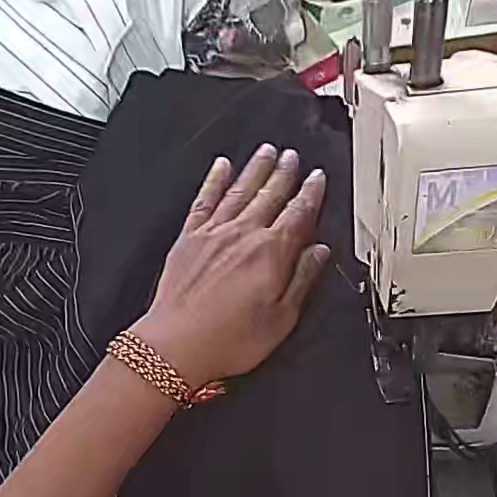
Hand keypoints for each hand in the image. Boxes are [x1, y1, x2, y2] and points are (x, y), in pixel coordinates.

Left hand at [131, 145, 328, 386]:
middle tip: (294, 156)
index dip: (311, 194)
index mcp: (271, 254)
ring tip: (268, 151)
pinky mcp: (189, 238)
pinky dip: (215, 180)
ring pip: (241, 190)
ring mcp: (214, 233)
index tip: (317, 179)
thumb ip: (302, 279)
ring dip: (256, 169)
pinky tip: (222, 167)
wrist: (178, 344)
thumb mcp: (282, 318)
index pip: (299, 215)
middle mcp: (243, 235)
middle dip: (285, 174)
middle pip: (270, 195)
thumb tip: (319, 253)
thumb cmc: (230, 338)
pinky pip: (205, 199)